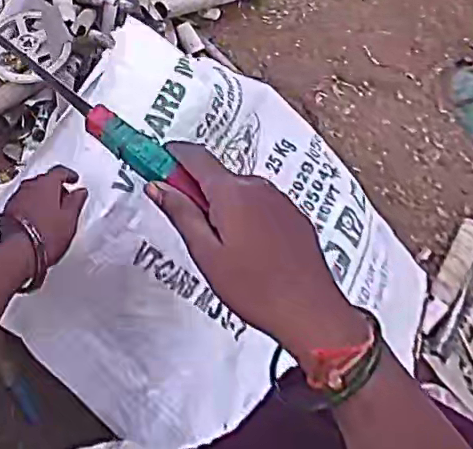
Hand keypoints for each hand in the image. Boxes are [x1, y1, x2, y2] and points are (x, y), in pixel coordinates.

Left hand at [1, 165, 87, 271]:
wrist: (18, 251)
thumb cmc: (44, 236)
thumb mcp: (69, 219)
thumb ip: (76, 202)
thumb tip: (80, 192)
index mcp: (46, 184)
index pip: (59, 171)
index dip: (69, 175)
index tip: (74, 179)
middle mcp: (30, 186)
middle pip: (45, 180)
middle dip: (56, 187)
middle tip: (65, 197)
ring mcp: (18, 196)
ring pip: (34, 191)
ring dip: (43, 197)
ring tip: (52, 212)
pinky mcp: (9, 209)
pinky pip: (24, 201)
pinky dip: (32, 206)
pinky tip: (38, 219)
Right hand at [146, 143, 367, 353]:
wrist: (316, 318)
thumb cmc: (259, 290)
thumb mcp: (206, 253)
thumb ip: (180, 212)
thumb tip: (158, 185)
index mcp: (231, 191)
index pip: (192, 154)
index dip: (170, 156)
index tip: (155, 164)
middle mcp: (256, 186)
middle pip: (215, 174)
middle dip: (196, 190)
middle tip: (189, 224)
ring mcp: (279, 200)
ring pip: (237, 190)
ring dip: (222, 205)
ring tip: (224, 247)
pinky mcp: (294, 215)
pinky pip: (260, 203)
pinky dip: (246, 214)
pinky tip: (249, 250)